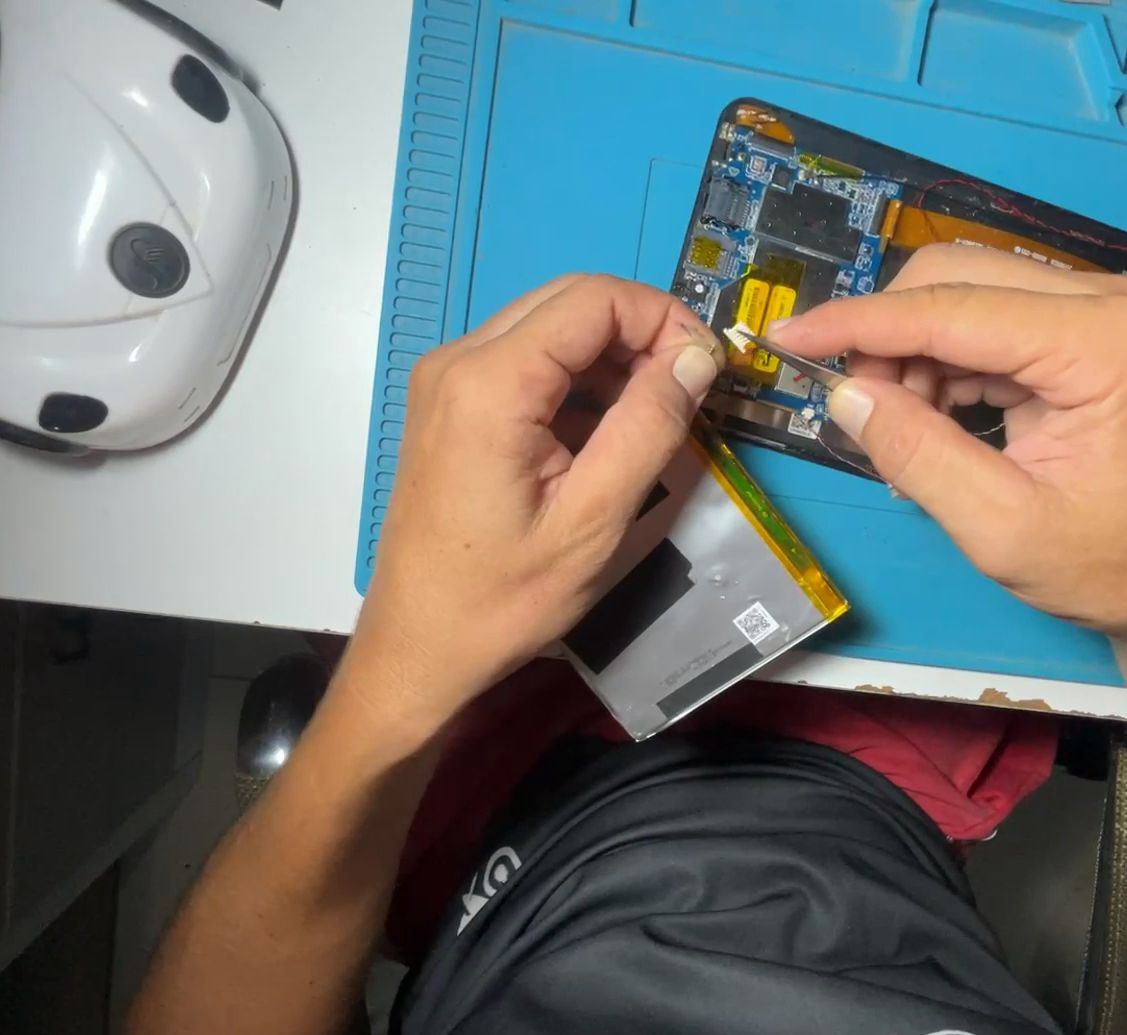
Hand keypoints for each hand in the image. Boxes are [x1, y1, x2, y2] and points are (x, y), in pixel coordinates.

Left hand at [348, 274, 722, 725]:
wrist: (420, 644)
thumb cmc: (504, 598)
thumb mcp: (594, 520)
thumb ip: (649, 427)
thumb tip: (695, 357)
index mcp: (490, 383)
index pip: (594, 298)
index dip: (663, 318)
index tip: (705, 369)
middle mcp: (458, 361)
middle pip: (569, 304)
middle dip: (639, 334)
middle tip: (684, 393)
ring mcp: (446, 382)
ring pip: (548, 330)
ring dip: (609, 361)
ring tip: (649, 420)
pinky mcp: (449, 407)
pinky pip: (524, 366)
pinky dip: (574, 385)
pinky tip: (599, 435)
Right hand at [770, 245, 1126, 673]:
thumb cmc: (1106, 566)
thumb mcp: (998, 527)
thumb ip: (917, 454)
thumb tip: (843, 395)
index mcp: (1105, 344)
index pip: (949, 311)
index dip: (857, 324)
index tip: (786, 335)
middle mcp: (1105, 303)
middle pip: (949, 278)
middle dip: (883, 340)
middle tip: (860, 412)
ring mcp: (1091, 312)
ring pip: (954, 297)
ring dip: (905, 358)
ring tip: (905, 434)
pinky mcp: (1073, 332)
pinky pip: (973, 324)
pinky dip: (931, 367)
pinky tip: (932, 420)